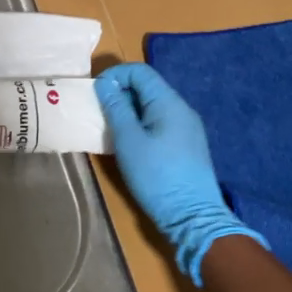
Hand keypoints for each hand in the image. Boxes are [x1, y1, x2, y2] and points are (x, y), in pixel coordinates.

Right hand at [95, 62, 264, 285]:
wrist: (194, 219)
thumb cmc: (157, 176)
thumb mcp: (128, 140)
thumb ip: (116, 108)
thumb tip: (105, 84)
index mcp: (169, 103)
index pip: (140, 72)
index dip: (115, 76)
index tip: (96, 94)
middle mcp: (182, 109)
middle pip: (147, 87)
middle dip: (121, 94)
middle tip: (101, 113)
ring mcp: (188, 128)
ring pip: (153, 106)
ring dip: (130, 111)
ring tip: (113, 129)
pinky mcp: (188, 146)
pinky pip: (160, 122)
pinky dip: (142, 125)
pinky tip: (131, 144)